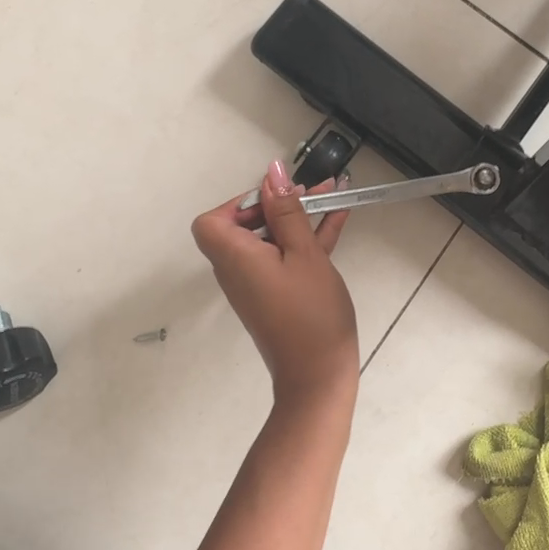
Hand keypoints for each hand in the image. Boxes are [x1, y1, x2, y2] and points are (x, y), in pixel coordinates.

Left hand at [193, 160, 357, 402]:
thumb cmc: (310, 312)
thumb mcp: (304, 253)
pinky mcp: (277, 295)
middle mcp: (238, 270)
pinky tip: (337, 219)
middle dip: (279, 203)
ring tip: (333, 193)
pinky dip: (306, 239)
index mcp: (235, 258)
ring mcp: (258, 285)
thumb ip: (287, 211)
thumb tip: (272, 173)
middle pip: (244, 225)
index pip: (210, 222)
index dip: (239, 203)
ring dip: (299, 217)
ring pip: (270, 239)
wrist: (319, 377)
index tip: (274, 199)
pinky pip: (284, 257)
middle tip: (312, 191)